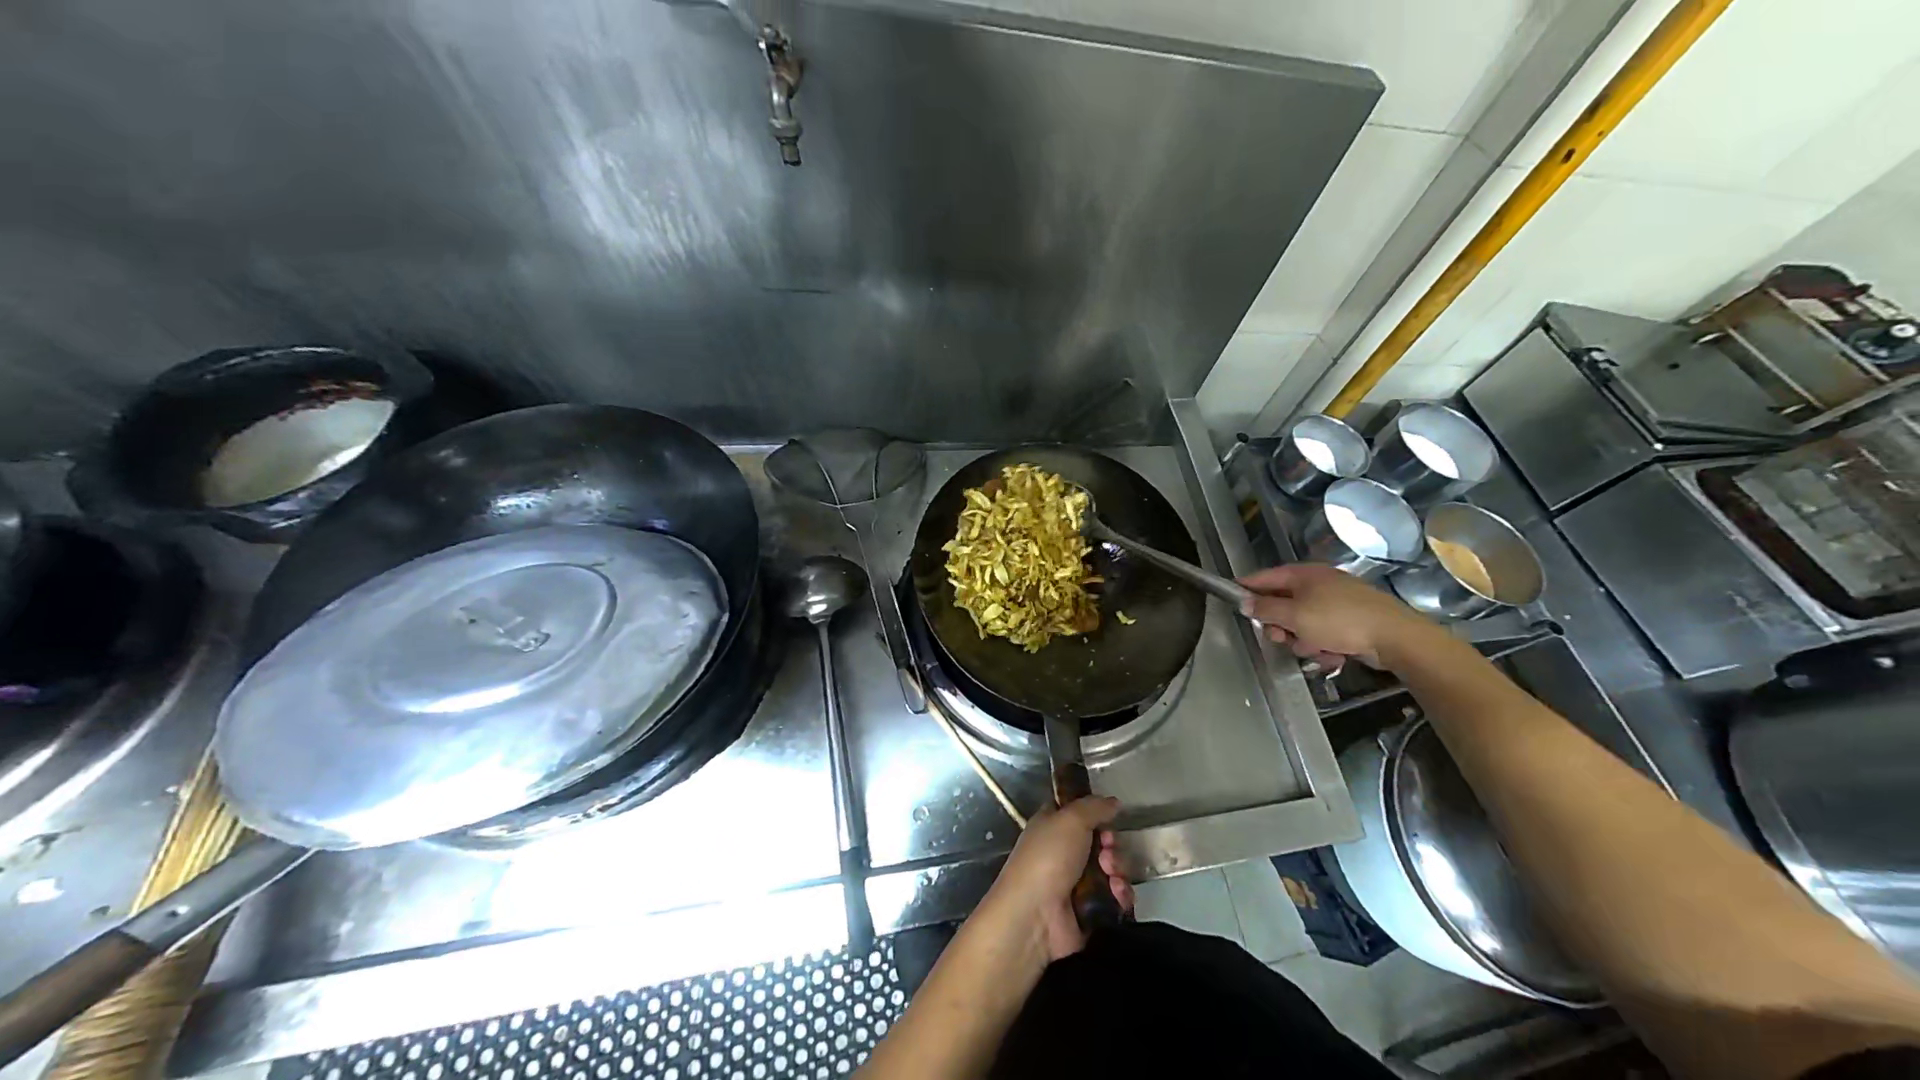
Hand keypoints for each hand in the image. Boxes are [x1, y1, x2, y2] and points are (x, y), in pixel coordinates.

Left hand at [978, 796, 1132, 960]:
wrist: (1036, 916)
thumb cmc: (1048, 857)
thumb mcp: (1069, 819)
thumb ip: (1094, 807)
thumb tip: (1113, 802)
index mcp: (1052, 826)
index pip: (1078, 813)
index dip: (1095, 812)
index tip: (1107, 815)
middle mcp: (1064, 852)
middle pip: (1102, 841)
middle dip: (1111, 844)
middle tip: (1107, 849)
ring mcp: (1078, 883)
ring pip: (1113, 869)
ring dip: (1118, 869)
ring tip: (1110, 875)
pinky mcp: (1092, 910)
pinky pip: (1117, 897)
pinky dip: (1120, 894)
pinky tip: (1116, 893)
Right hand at [1239, 563, 1438, 669]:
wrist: (1394, 637)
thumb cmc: (1339, 621)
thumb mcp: (1294, 616)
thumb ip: (1265, 608)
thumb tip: (1245, 602)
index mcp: (1303, 574)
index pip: (1264, 577)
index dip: (1246, 588)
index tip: (1232, 601)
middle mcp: (1319, 583)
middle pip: (1282, 603)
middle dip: (1279, 624)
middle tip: (1280, 637)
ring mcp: (1336, 602)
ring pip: (1302, 622)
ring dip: (1302, 639)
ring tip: (1314, 649)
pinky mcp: (1350, 620)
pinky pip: (1323, 632)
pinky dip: (1323, 644)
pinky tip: (1332, 655)